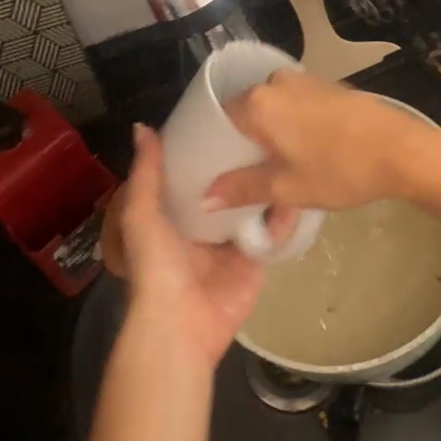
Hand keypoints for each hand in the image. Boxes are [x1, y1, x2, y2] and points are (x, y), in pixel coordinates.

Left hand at [117, 124, 265, 365]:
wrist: (182, 324)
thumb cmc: (157, 266)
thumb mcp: (142, 214)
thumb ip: (146, 174)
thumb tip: (143, 126)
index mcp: (172, 215)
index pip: (191, 174)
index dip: (205, 149)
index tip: (226, 116)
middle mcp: (203, 226)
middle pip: (227, 188)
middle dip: (242, 165)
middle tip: (265, 132)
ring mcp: (232, 243)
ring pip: (253, 207)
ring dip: (267, 184)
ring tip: (288, 151)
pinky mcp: (256, 259)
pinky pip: (272, 232)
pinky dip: (284, 215)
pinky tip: (299, 187)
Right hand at [205, 71, 440, 212]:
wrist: (401, 150)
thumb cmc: (339, 170)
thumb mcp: (286, 187)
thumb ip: (242, 188)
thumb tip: (204, 198)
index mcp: (259, 103)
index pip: (221, 118)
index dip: (218, 145)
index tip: (224, 170)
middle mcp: (277, 82)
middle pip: (248, 111)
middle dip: (248, 140)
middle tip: (253, 174)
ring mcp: (306, 79)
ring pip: (275, 107)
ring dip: (274, 132)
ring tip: (282, 165)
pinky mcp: (330, 85)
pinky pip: (297, 103)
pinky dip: (295, 123)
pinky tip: (309, 149)